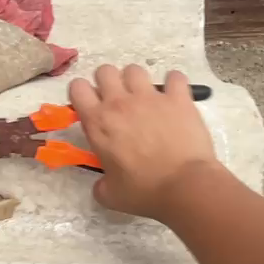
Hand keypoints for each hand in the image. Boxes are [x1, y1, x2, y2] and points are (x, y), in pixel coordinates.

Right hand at [66, 65, 221, 220]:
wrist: (186, 187)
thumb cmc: (144, 191)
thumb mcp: (111, 194)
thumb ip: (101, 185)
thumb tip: (102, 185)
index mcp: (97, 122)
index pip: (77, 87)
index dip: (82, 93)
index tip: (90, 105)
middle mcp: (119, 103)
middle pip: (104, 71)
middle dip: (108, 81)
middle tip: (117, 100)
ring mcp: (149, 98)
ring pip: (135, 69)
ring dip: (136, 80)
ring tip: (145, 97)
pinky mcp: (178, 99)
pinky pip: (175, 77)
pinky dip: (174, 83)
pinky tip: (175, 95)